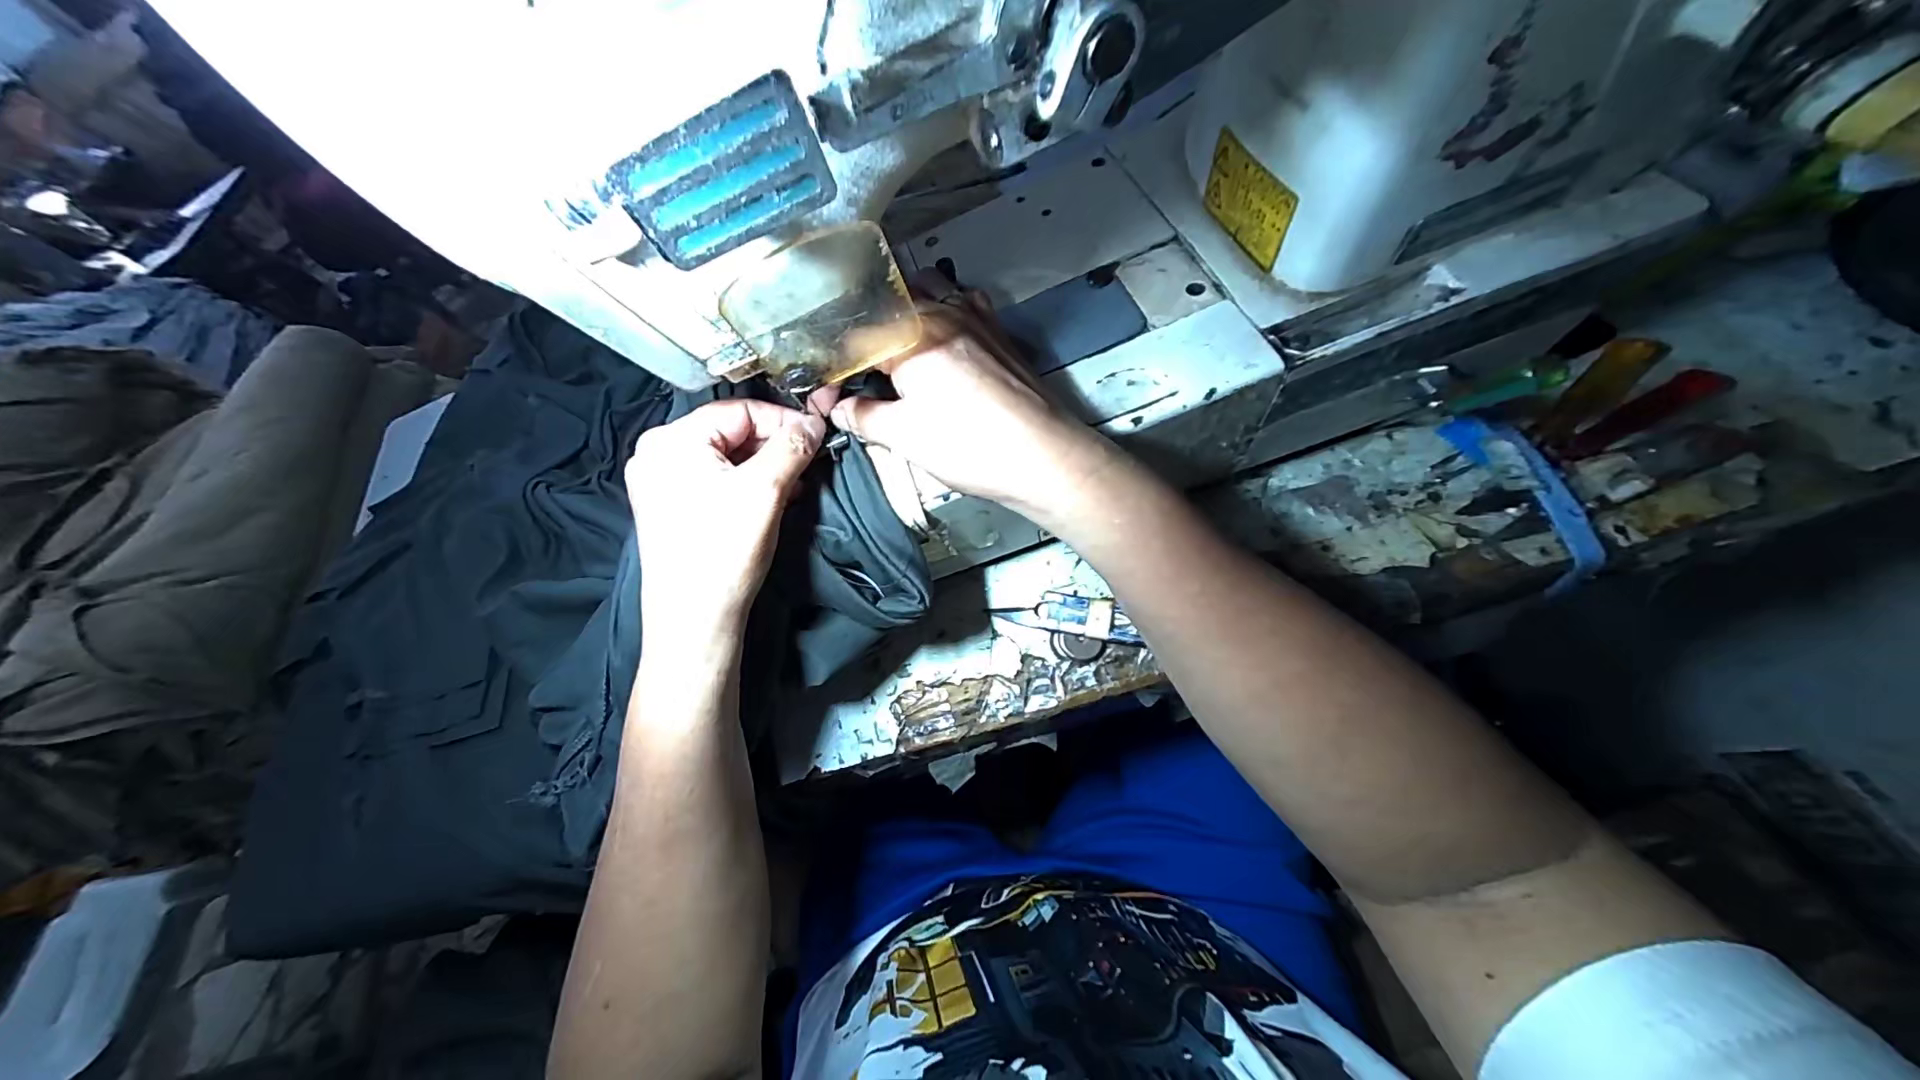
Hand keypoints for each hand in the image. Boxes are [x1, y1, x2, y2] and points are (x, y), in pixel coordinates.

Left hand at [625, 400, 825, 648]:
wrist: (695, 619)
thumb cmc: (724, 552)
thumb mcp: (767, 490)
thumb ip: (793, 447)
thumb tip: (815, 422)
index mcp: (672, 440)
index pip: (740, 410)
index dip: (784, 421)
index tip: (817, 438)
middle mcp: (658, 454)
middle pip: (732, 432)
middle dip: (776, 447)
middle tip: (809, 466)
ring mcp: (661, 483)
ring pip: (727, 458)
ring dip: (766, 468)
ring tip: (796, 487)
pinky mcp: (671, 508)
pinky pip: (716, 481)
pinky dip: (747, 485)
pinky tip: (773, 501)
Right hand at [822, 290, 1121, 526]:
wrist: (1044, 456)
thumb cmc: (971, 446)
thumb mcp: (904, 437)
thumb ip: (864, 417)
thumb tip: (839, 409)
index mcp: (908, 335)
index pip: (854, 334)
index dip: (834, 361)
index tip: (828, 386)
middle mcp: (940, 312)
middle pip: (888, 301)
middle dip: (866, 327)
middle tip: (856, 364)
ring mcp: (974, 317)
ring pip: (927, 291)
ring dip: (904, 309)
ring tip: (894, 346)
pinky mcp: (997, 332)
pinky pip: (962, 303)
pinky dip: (944, 311)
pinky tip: (942, 339)